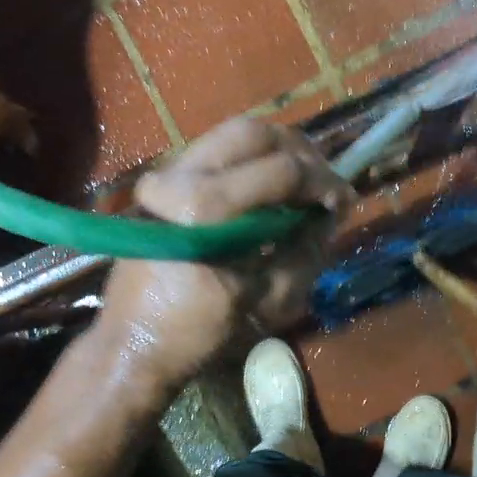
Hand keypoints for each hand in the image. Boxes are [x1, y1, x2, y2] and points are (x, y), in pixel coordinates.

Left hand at [97, 118, 352, 389]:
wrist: (130, 345)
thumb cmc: (196, 334)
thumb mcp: (266, 303)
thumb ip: (305, 252)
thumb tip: (332, 214)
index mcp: (204, 209)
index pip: (282, 170)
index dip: (323, 181)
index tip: (346, 201)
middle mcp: (180, 177)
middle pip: (256, 132)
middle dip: (302, 153)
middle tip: (327, 183)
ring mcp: (165, 174)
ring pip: (233, 134)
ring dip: (277, 151)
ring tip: (304, 182)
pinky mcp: (161, 182)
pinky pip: (215, 152)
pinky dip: (250, 161)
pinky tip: (270, 189)